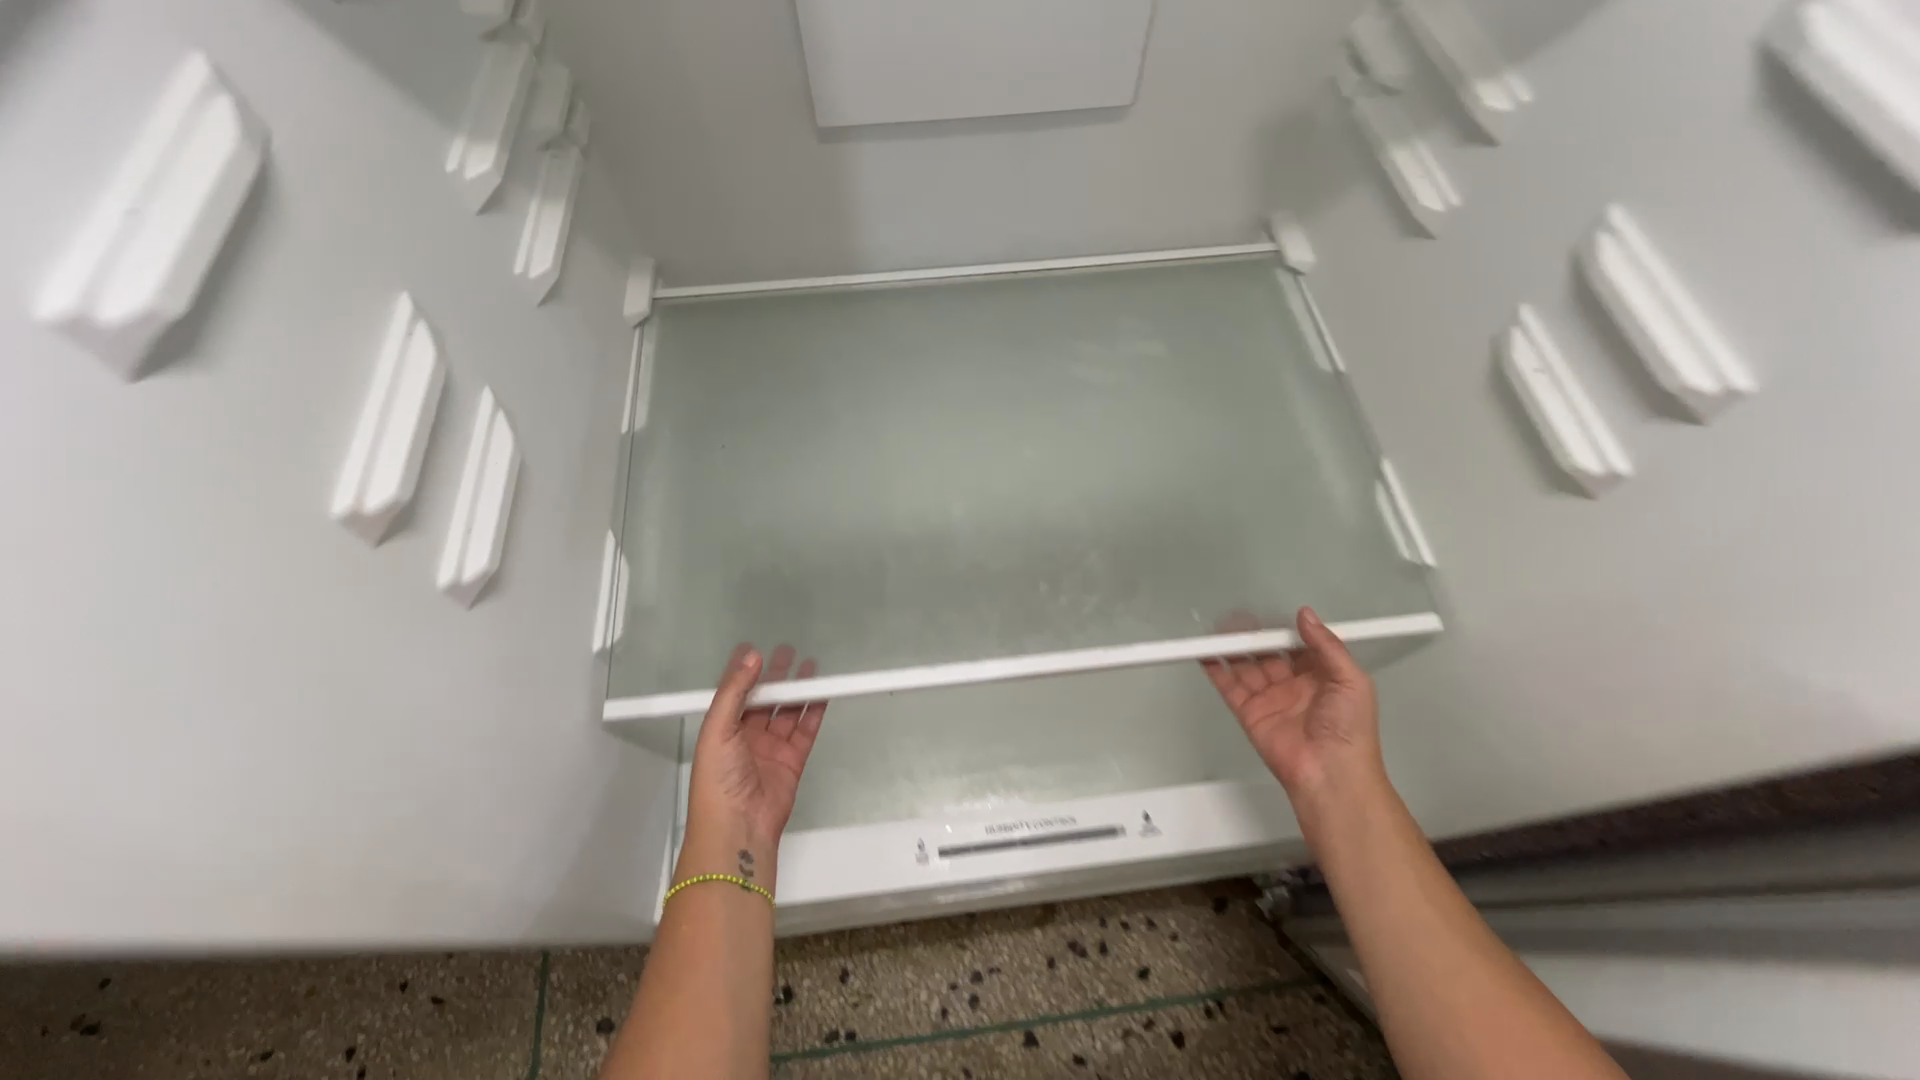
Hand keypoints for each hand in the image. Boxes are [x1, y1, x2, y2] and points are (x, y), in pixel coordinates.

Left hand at [685, 644, 826, 871]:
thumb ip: (735, 691)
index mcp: (722, 729)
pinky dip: (814, 712)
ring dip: (798, 691)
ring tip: (810, 666)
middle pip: (764, 700)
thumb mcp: (718, 728)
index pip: (735, 693)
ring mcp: (770, 749)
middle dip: (776, 676)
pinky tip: (822, 693)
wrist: (738, 825)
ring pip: (787, 713)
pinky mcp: (792, 761)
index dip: (745, 671)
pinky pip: (805, 731)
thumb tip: (752, 657)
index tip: (757, 648)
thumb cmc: (718, 778)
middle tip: (789, 651)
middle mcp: (745, 737)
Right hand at [1201, 607, 1382, 799]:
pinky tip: (1206, 653)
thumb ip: (1328, 645)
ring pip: (1247, 667)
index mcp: (1322, 677)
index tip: (1269, 613)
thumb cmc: (1350, 729)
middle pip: (1268, 654)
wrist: (1331, 773)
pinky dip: (1216, 671)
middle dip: (1254, 636)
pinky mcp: (1250, 714)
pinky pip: (1230, 687)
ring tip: (1217, 629)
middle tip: (1237, 618)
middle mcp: (1294, 686)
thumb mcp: (1352, 680)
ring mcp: (1270, 700)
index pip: (1298, 646)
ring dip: (1233, 648)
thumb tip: (1305, 614)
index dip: (1283, 630)